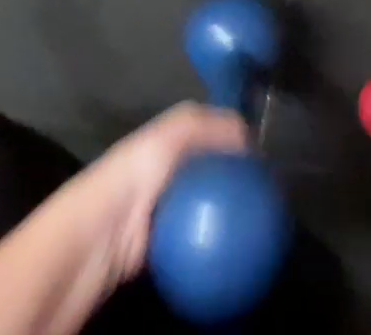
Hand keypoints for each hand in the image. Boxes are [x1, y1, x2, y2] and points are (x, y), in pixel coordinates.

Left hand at [58, 102, 248, 284]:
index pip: (210, 140)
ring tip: (262, 222)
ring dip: (231, 216)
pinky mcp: (169, 245)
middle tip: (268, 195)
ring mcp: (168, 214)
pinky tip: (242, 245)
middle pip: (212, 177)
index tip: (264, 161)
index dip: (236, 146)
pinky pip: (201, 241)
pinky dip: (220, 242)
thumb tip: (248, 135)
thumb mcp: (174, 132)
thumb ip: (209, 125)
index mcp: (167, 146)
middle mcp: (168, 177)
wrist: (102, 234)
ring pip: (209, 210)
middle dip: (237, 184)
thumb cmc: (137, 173)